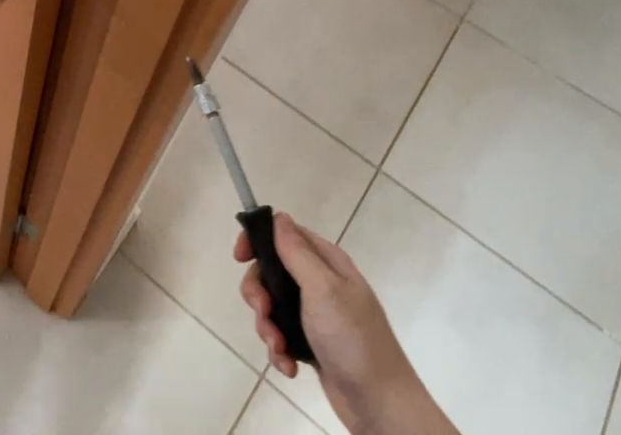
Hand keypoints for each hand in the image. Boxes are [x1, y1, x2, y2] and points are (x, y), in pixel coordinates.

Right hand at [238, 214, 453, 434]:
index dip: (257, 241)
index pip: (284, 234)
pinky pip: (282, 335)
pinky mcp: (312, 342)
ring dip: (268, 327)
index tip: (240, 258)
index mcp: (327, 263)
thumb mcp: (322, 289)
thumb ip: (297, 252)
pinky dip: (279, 349)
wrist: (380, 404)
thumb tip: (279, 216)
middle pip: (271, 273)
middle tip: (263, 312)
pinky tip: (289, 366)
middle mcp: (321, 283)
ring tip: (280, 348)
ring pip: (272, 306)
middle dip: (259, 294)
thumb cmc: (352, 339)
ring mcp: (316, 314)